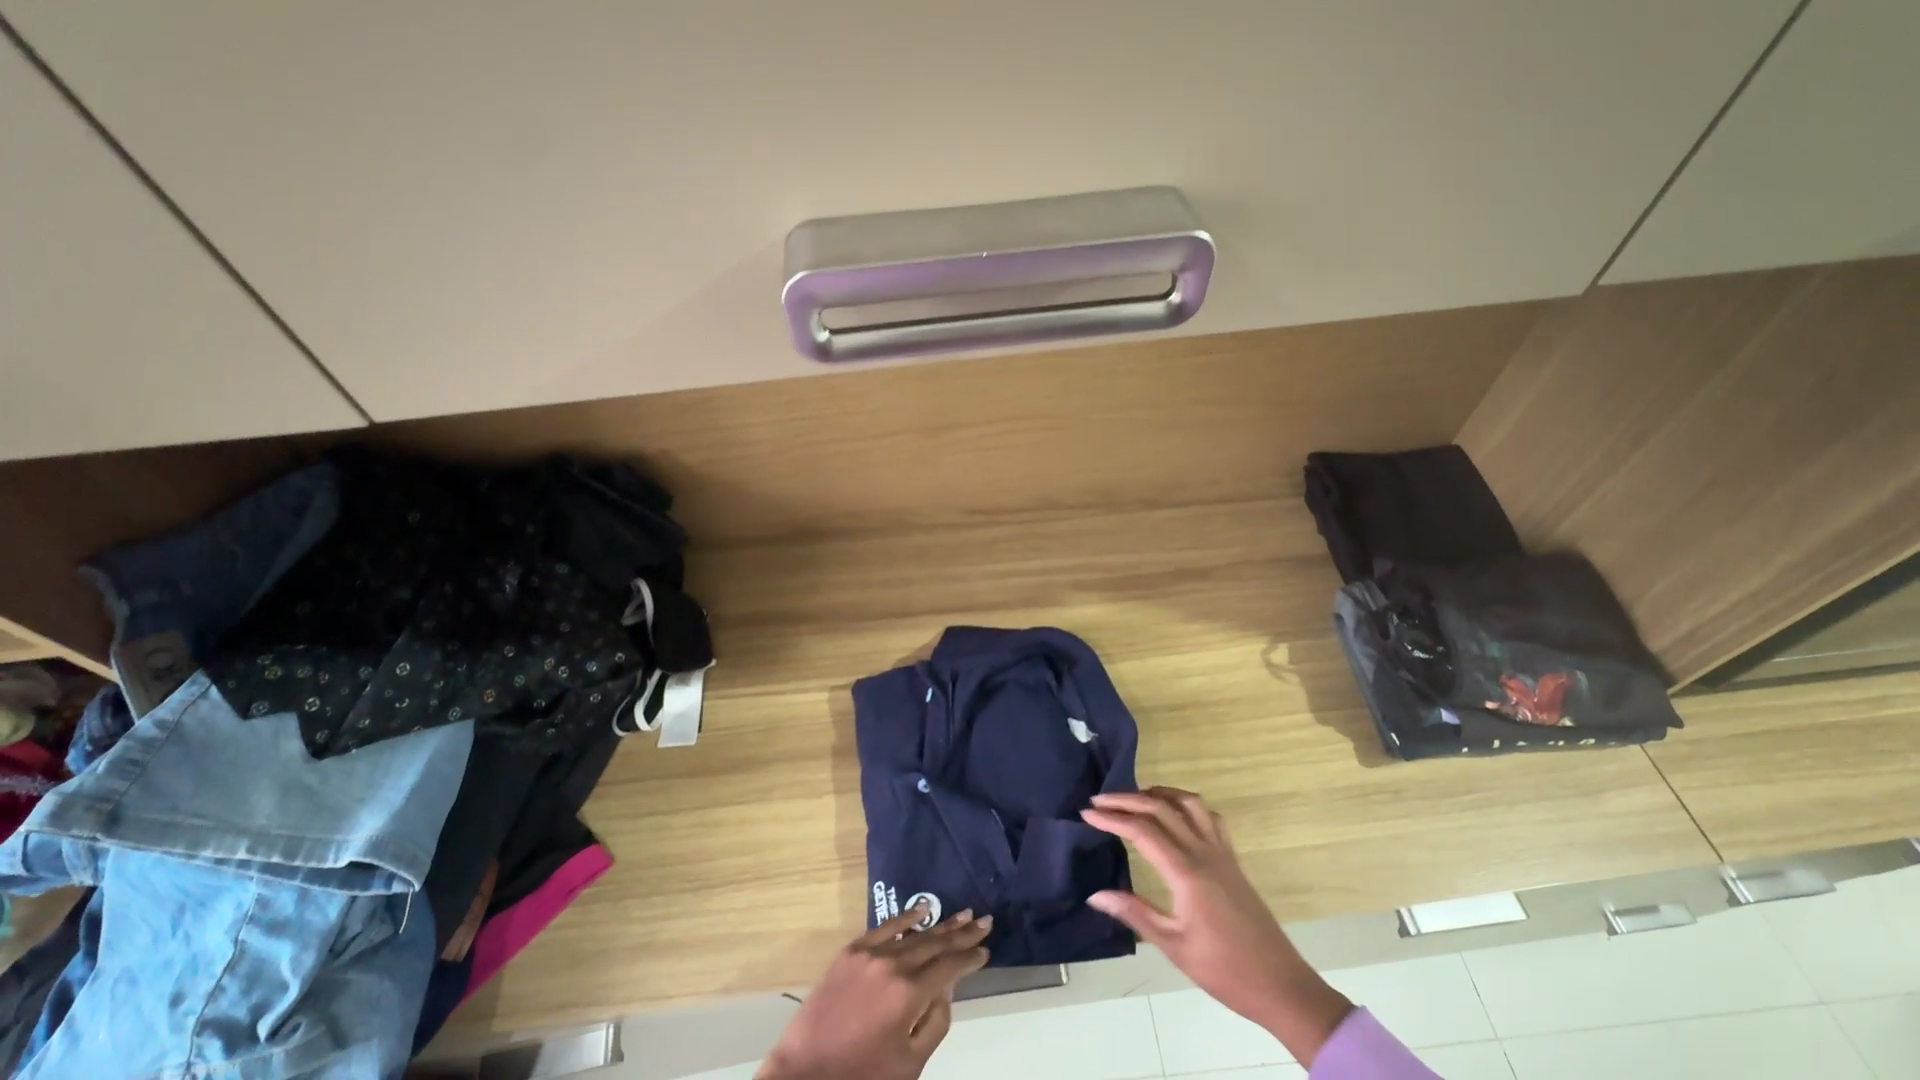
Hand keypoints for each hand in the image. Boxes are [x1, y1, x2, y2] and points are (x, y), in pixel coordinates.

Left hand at [758, 906, 991, 1079]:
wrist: (805, 1073)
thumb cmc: (863, 1074)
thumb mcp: (911, 1061)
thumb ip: (936, 1021)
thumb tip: (946, 990)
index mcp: (909, 993)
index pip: (950, 967)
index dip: (970, 958)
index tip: (986, 950)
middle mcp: (891, 964)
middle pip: (935, 943)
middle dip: (962, 934)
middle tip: (984, 921)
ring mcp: (867, 955)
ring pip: (912, 934)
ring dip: (939, 924)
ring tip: (963, 915)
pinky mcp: (848, 954)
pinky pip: (882, 929)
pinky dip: (903, 919)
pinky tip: (920, 911)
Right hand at [1081, 788, 1351, 1063]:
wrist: (1280, 983)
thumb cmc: (1223, 969)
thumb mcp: (1172, 945)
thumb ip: (1134, 913)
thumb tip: (1095, 894)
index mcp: (1187, 873)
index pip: (1143, 831)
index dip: (1112, 818)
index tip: (1086, 813)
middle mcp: (1205, 853)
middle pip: (1163, 808)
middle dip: (1128, 799)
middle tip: (1099, 800)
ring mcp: (1223, 854)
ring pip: (1190, 804)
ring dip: (1160, 794)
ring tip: (1134, 799)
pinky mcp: (1234, 862)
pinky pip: (1210, 819)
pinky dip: (1186, 806)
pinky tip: (1175, 817)